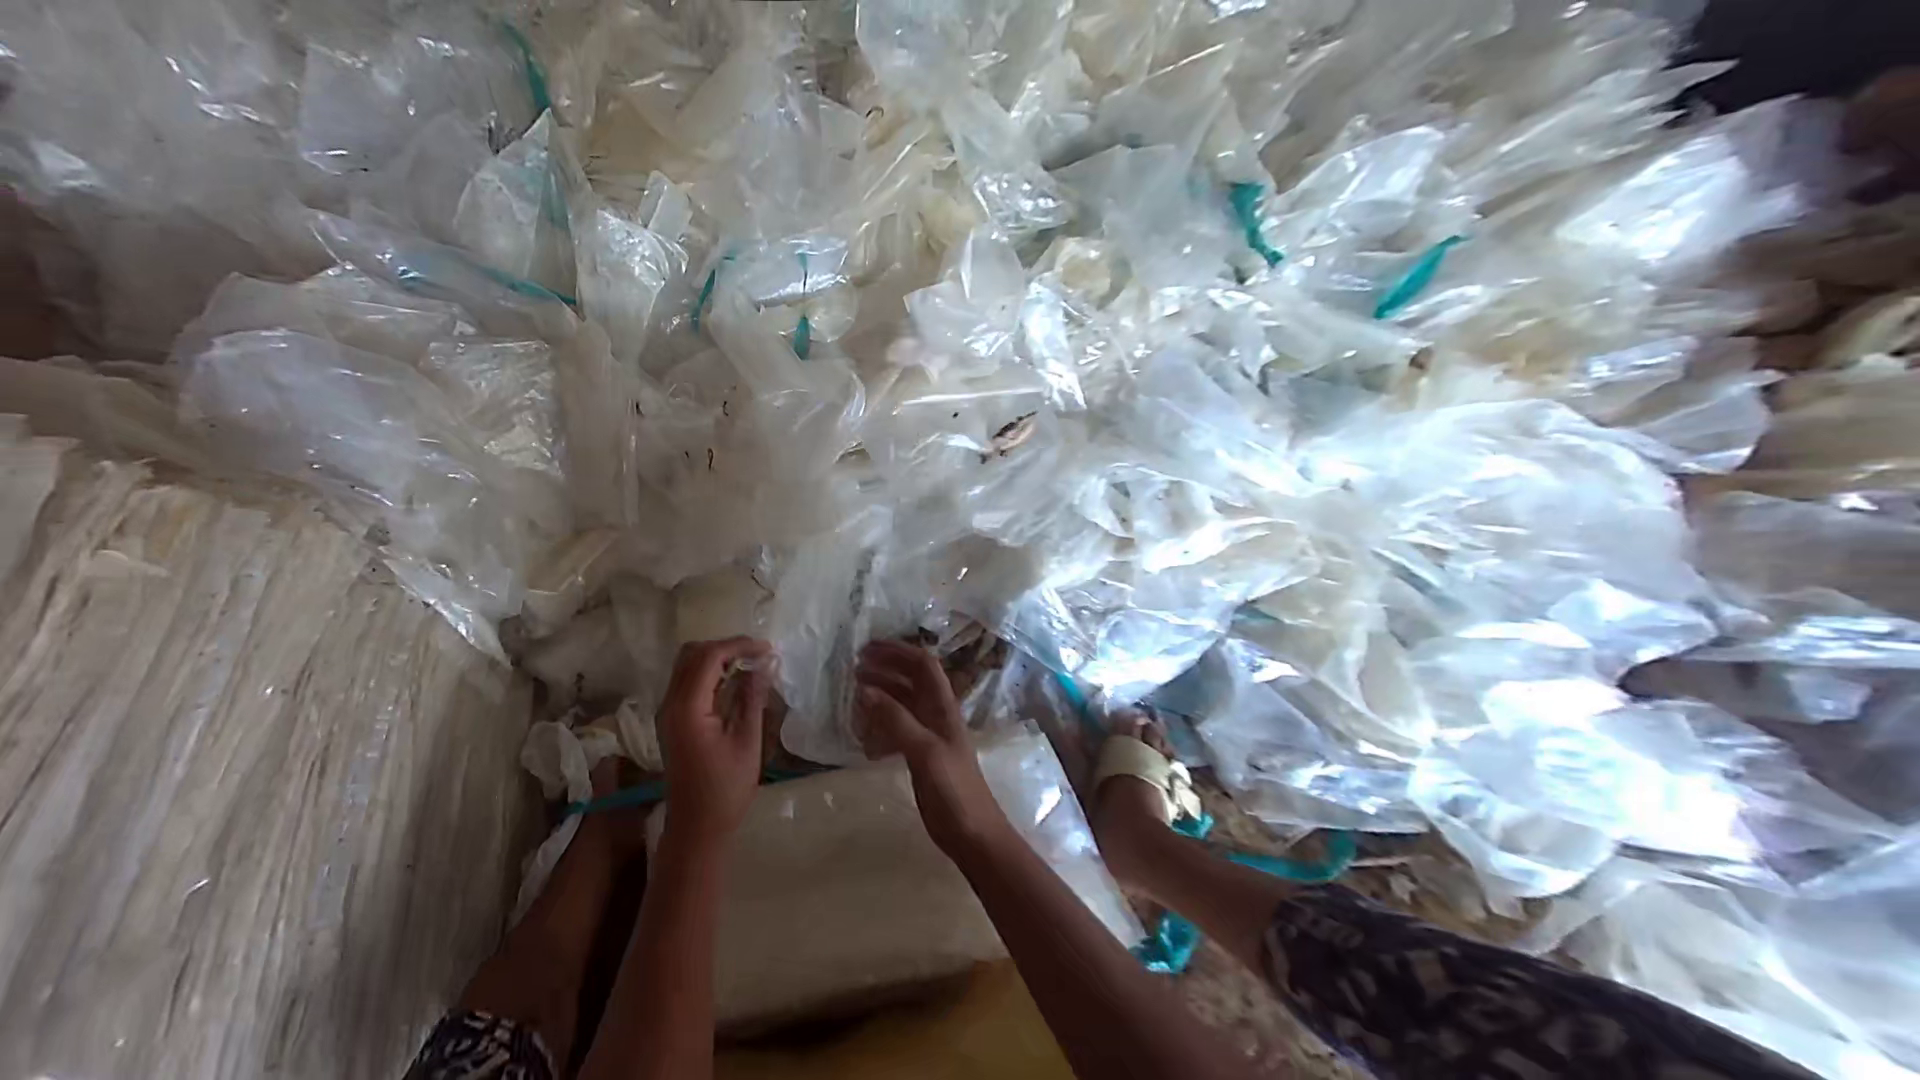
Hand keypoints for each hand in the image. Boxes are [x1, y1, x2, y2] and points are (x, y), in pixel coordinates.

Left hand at [658, 637, 772, 844]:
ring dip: (718, 657)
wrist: (697, 827)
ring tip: (751, 663)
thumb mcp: (747, 741)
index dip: (739, 645)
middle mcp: (670, 704)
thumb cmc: (726, 788)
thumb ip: (753, 697)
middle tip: (759, 654)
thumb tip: (765, 663)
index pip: (709, 657)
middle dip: (726, 646)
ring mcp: (667, 712)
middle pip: (692, 654)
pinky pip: (688, 681)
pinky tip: (736, 680)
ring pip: (687, 665)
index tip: (768, 648)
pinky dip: (711, 671)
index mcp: (687, 708)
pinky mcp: (673, 719)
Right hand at [855, 640, 1013, 857]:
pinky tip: (864, 734)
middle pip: (912, 680)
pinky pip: (898, 730)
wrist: (973, 833)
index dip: (898, 652)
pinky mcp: (921, 757)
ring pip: (904, 704)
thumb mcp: (924, 751)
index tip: (867, 648)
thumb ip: (896, 719)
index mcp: (943, 708)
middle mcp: (937, 716)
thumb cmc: (953, 789)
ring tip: (854, 693)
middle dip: (886, 668)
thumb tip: (865, 689)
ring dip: (882, 694)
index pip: (923, 665)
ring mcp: (930, 736)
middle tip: (854, 666)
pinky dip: (881, 725)